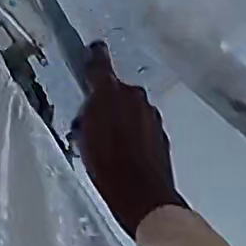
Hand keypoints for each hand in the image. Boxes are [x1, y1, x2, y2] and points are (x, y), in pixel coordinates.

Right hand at [73, 43, 184, 236]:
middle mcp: (136, 97)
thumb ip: (88, 106)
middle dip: (105, 98)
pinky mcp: (161, 138)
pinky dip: (131, 133)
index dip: (95, 55)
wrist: (141, 196)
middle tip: (90, 116)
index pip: (101, 62)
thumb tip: (92, 97)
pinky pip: (140, 127)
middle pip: (117, 88)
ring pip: (130, 108)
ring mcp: (152, 118)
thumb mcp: (84, 129)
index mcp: (114, 90)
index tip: (93, 49)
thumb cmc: (107, 160)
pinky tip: (120, 150)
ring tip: (104, 139)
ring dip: (119, 116)